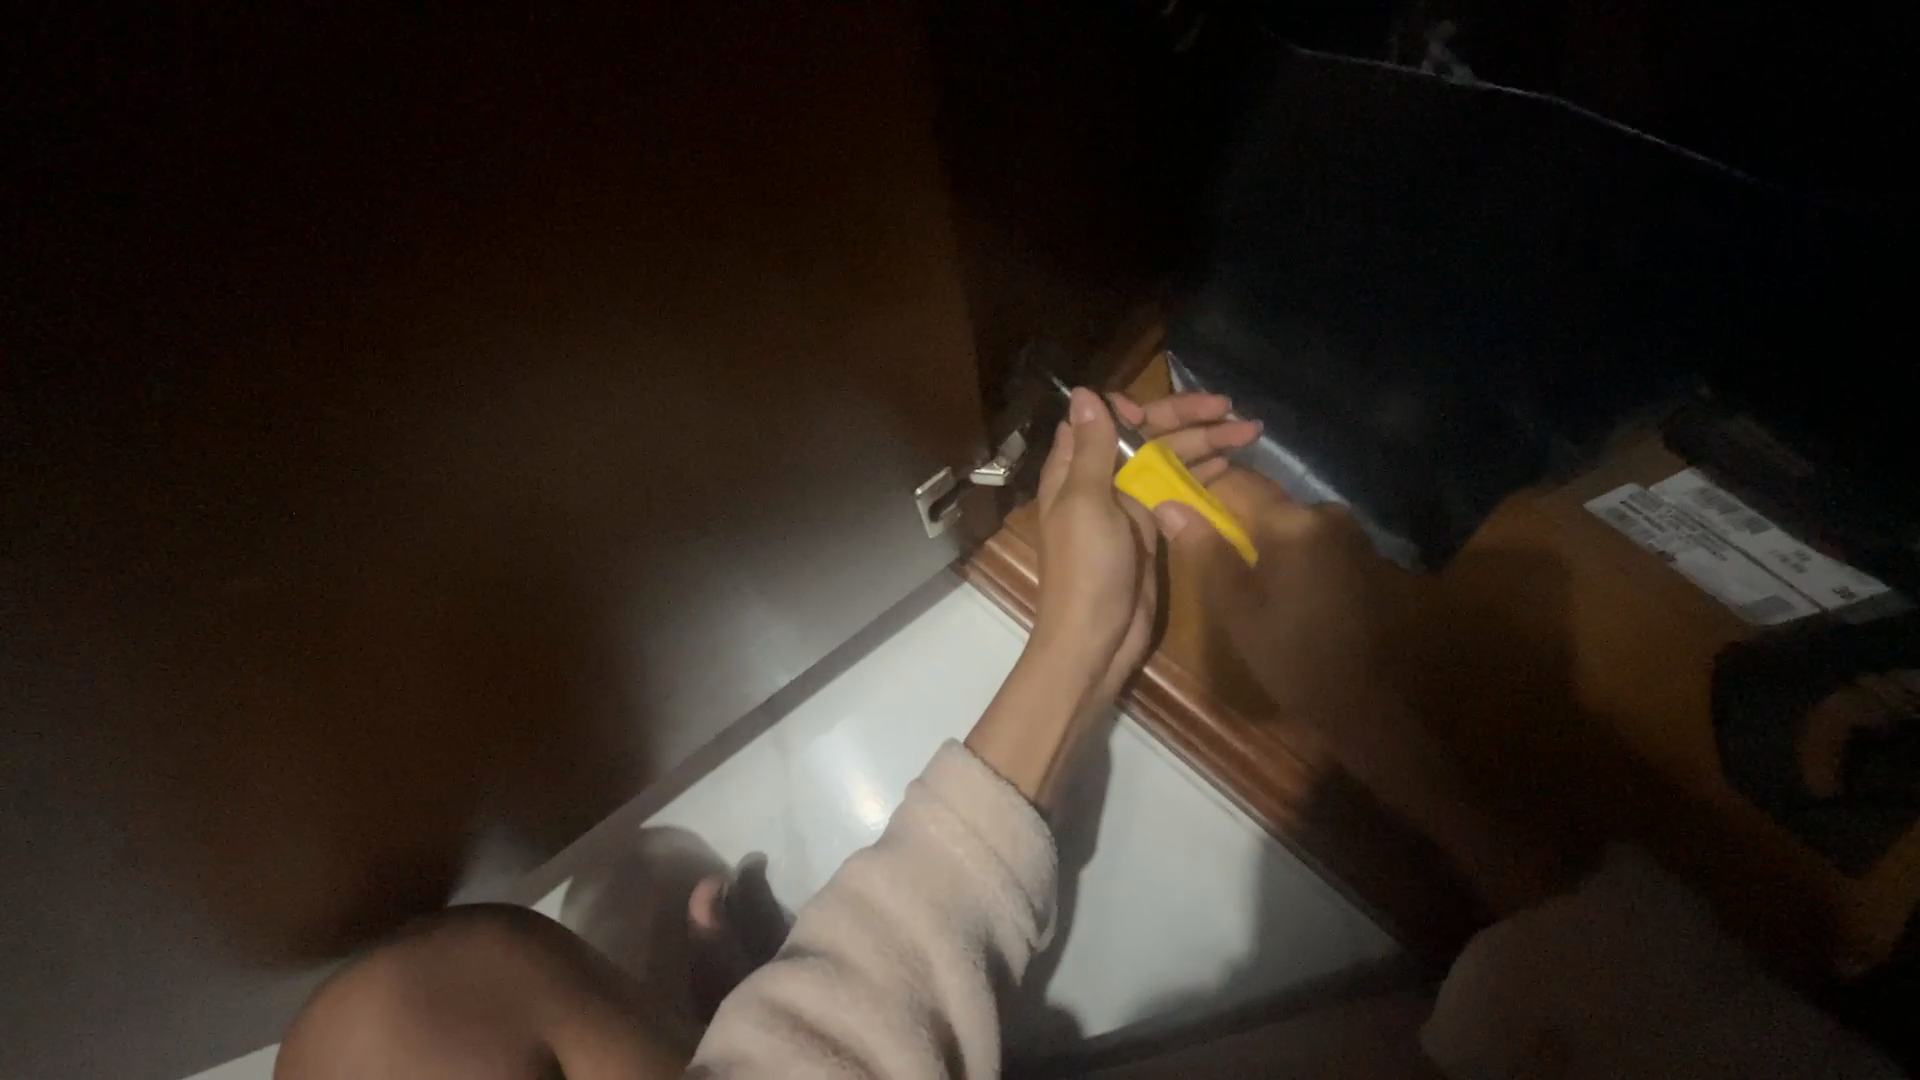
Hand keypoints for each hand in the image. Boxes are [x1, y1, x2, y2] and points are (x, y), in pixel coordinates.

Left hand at [968, 387, 1258, 810]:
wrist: (1097, 639)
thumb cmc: (1085, 569)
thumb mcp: (1085, 502)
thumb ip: (1091, 448)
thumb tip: (1084, 391)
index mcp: (1073, 470)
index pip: (1099, 420)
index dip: (1129, 407)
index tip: (1158, 411)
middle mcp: (1099, 481)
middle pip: (1142, 436)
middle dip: (1184, 418)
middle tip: (1231, 407)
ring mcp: (1127, 505)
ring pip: (1166, 461)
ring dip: (1204, 443)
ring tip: (1251, 429)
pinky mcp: (1151, 528)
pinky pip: (1177, 490)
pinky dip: (1202, 474)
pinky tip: (1232, 462)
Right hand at [1155, 469, 1561, 908]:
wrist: (1364, 702)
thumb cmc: (1290, 657)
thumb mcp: (1235, 607)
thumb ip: (1204, 549)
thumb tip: (1168, 503)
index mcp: (1291, 523)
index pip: (1236, 483)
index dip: (1202, 489)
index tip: (1178, 502)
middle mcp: (1326, 514)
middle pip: (1265, 500)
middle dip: (1234, 517)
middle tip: (1208, 549)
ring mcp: (1351, 534)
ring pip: (1290, 520)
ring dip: (1264, 536)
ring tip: (1243, 572)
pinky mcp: (1364, 555)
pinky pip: (1312, 538)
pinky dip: (1290, 551)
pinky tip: (1281, 585)